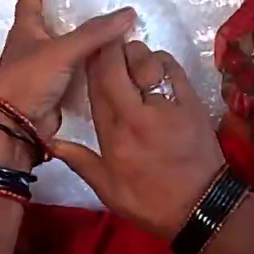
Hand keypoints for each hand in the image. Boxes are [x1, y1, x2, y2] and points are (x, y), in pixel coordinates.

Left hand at [0, 0, 134, 167]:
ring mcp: (46, 69)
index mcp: (26, 28)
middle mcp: (35, 46)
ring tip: (121, 32)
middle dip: (81, 15)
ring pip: (72, 49)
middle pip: (59, 23)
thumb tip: (129, 12)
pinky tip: (116, 62)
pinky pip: (79, 73)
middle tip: (110, 8)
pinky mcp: (58, 90)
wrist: (17, 127)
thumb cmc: (28, 81)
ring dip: (92, 43)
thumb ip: (95, 32)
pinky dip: (95, 67)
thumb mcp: (62, 50)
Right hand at [51, 40, 226, 236]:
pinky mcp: (191, 102)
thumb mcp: (108, 190)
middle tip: (107, 46)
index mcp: (114, 134)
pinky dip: (161, 61)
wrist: (202, 207)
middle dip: (110, 48)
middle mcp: (137, 114)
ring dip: (135, 54)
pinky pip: (173, 67)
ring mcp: (167, 105)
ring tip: (132, 61)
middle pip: (118, 63)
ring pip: (147, 59)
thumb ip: (80, 161)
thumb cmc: (151, 202)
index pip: (97, 84)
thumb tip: (50, 142)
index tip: (87, 50)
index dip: (91, 60)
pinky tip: (156, 69)